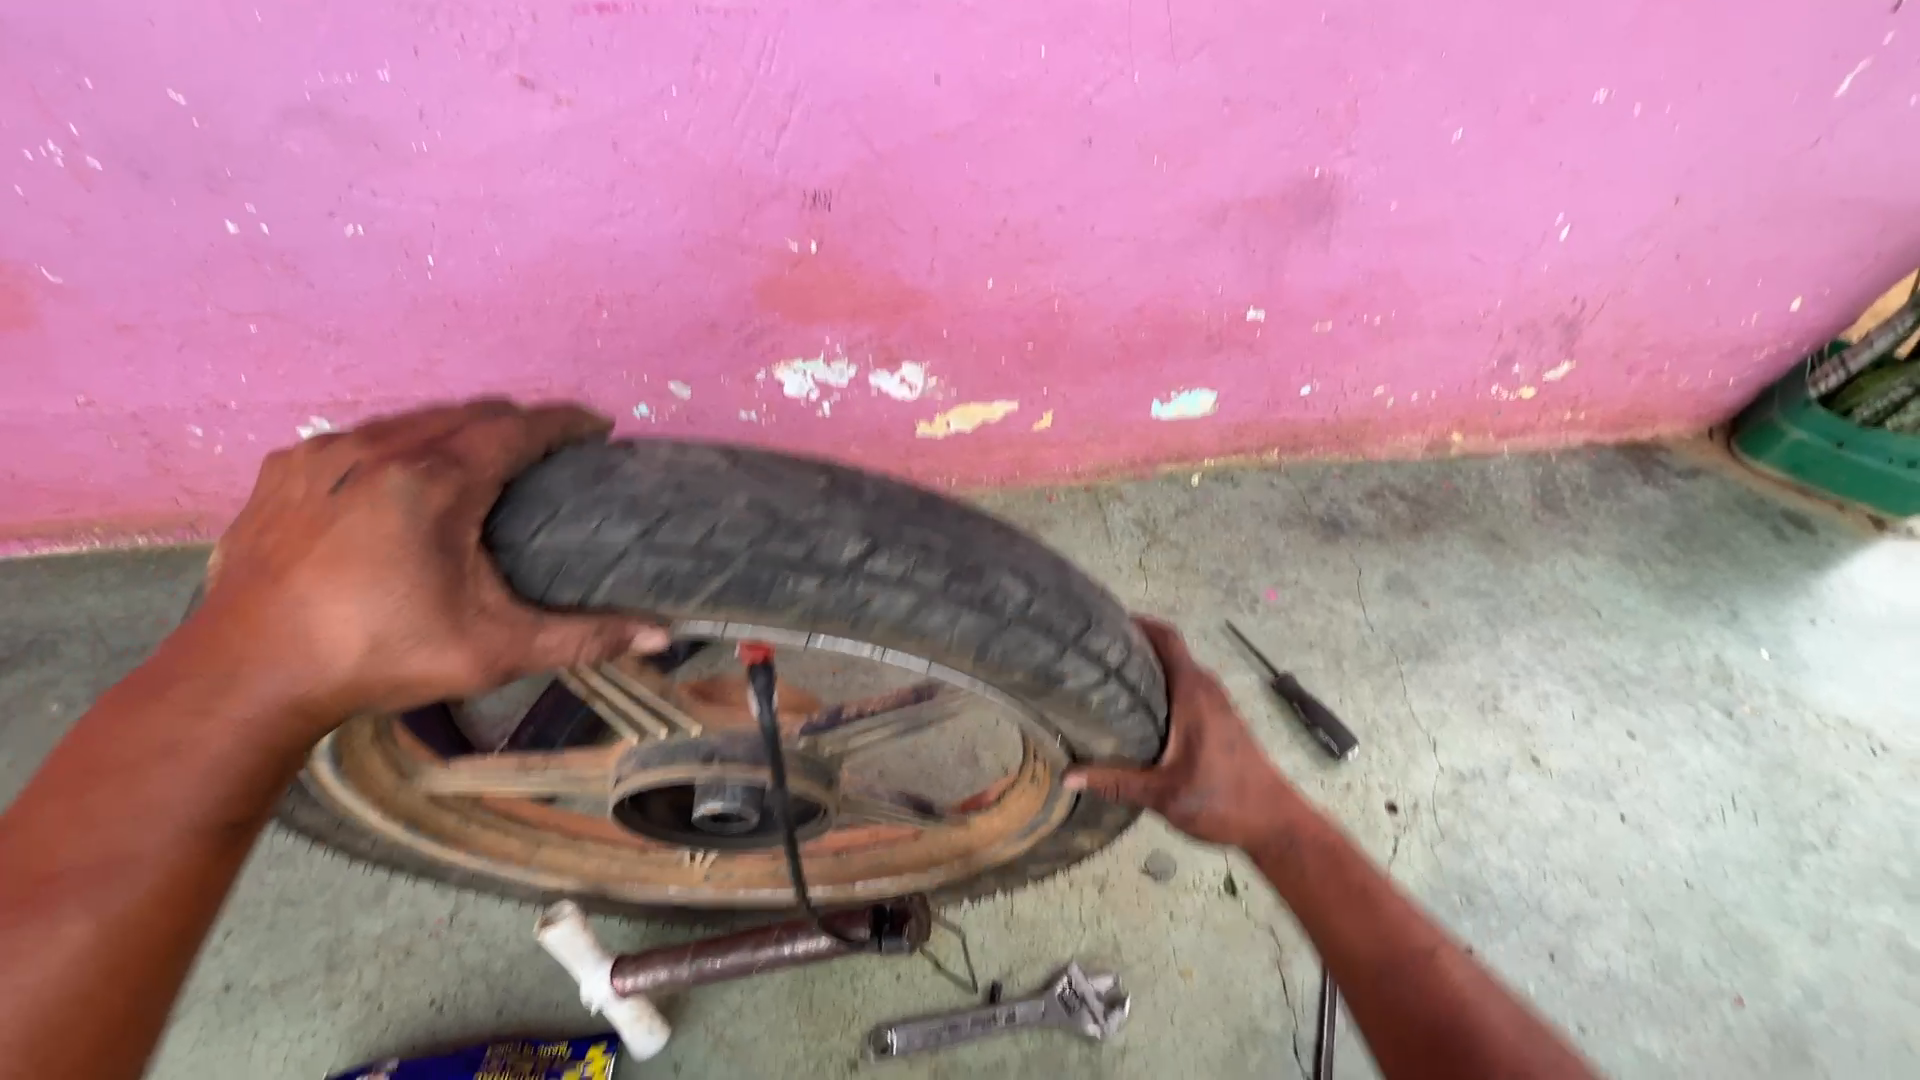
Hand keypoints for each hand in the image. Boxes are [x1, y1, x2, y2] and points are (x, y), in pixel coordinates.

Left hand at [193, 399, 667, 727]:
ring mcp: (322, 453)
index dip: (566, 422)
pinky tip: (406, 482)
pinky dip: (403, 445)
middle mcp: (376, 448)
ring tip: (487, 462)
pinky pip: (362, 436)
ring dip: (460, 430)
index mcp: (433, 480)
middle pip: (469, 412)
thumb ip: (585, 636)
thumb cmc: (381, 656)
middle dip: (518, 424)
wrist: (244, 678)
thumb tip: (663, 636)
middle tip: (551, 453)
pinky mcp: (285, 470)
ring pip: (413, 418)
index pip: (518, 427)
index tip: (597, 429)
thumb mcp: (495, 650)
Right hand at [1066, 618, 1299, 848]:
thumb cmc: (1222, 800)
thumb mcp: (1162, 794)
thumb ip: (1115, 783)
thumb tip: (1067, 777)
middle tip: (1095, 654)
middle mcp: (1207, 689)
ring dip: (1151, 666)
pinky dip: (1164, 684)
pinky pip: (1188, 687)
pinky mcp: (1223, 719)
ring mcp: (1219, 704)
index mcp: (1193, 693)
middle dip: (1135, 645)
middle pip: (1170, 650)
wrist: (1276, 823)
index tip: (1106, 621)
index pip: (1167, 638)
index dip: (1139, 622)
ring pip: (1180, 670)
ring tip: (1110, 677)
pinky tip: (1141, 709)